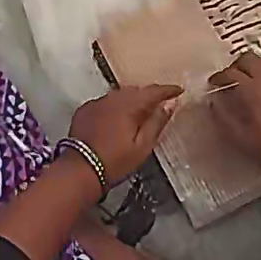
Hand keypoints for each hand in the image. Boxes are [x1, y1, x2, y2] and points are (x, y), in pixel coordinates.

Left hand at [67, 84, 181, 182]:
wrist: (81, 169)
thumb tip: (169, 104)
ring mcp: (95, 103)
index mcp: (128, 105)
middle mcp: (111, 98)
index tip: (179, 91)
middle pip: (135, 90)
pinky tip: (117, 117)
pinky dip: (114, 106)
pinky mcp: (84, 110)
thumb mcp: (142, 146)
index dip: (167, 90)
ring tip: (140, 109)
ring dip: (131, 99)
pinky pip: (104, 102)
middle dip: (149, 94)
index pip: (152, 91)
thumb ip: (156, 122)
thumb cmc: (116, 161)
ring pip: (118, 95)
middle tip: (160, 102)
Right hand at [210, 52, 260, 176]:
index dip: (219, 78)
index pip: (229, 73)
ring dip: (256, 67)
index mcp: (252, 89)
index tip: (214, 84)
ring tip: (252, 80)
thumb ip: (222, 115)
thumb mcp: (238, 136)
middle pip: (248, 59)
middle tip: (231, 79)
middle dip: (236, 67)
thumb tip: (214, 101)